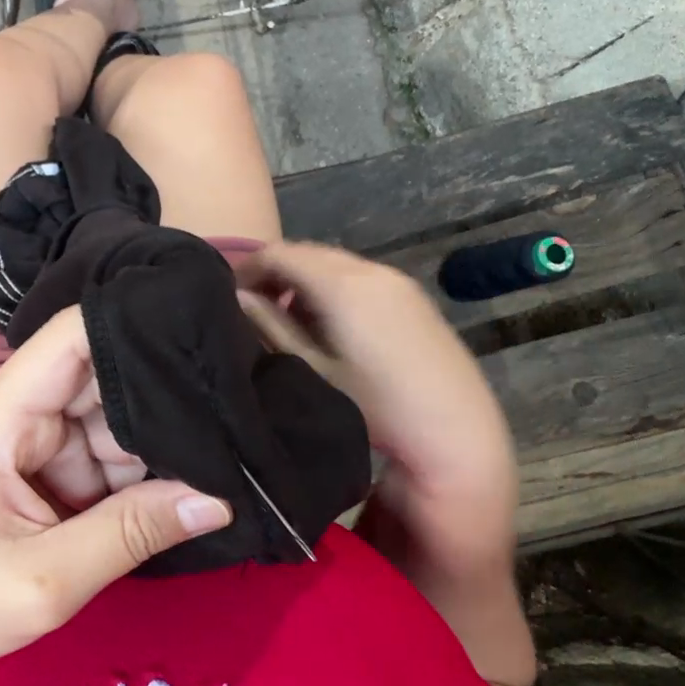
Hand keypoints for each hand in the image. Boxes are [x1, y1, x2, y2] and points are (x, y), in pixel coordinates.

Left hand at [0, 307, 232, 661]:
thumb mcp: (44, 581)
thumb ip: (127, 535)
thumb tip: (217, 499)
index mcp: (3, 417)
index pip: (69, 337)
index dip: (130, 320)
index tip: (201, 328)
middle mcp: (24, 412)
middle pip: (104, 373)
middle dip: (165, 387)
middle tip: (239, 404)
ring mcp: (41, 438)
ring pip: (117, 415)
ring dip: (164, 433)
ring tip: (233, 448)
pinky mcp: (56, 467)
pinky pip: (113, 453)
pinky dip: (149, 468)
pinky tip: (199, 478)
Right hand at [233, 241, 516, 510]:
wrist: (458, 431)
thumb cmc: (375, 405)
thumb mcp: (311, 369)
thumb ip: (269, 326)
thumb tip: (237, 297)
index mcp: (342, 284)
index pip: (279, 253)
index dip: (246, 268)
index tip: (226, 296)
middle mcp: (371, 270)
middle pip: (307, 253)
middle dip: (273, 273)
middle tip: (250, 307)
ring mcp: (397, 282)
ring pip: (333, 264)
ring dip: (301, 281)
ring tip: (283, 319)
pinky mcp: (413, 297)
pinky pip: (357, 276)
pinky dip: (329, 288)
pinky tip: (323, 324)